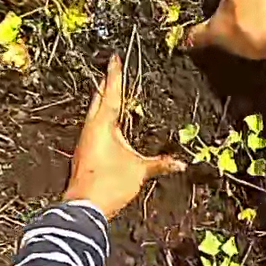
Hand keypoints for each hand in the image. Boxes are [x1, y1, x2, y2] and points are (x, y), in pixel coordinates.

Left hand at [63, 56, 185, 218]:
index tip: (115, 58)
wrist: (84, 207)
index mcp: (103, 125)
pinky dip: (101, 120)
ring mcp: (84, 140)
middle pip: (98, 100)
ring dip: (102, 102)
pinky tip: (107, 125)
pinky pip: (93, 128)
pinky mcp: (83, 152)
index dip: (115, 75)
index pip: (111, 94)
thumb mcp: (139, 171)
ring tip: (110, 93)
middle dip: (106, 86)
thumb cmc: (109, 184)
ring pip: (93, 114)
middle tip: (112, 71)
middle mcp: (90, 128)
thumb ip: (160, 163)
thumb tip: (181, 163)